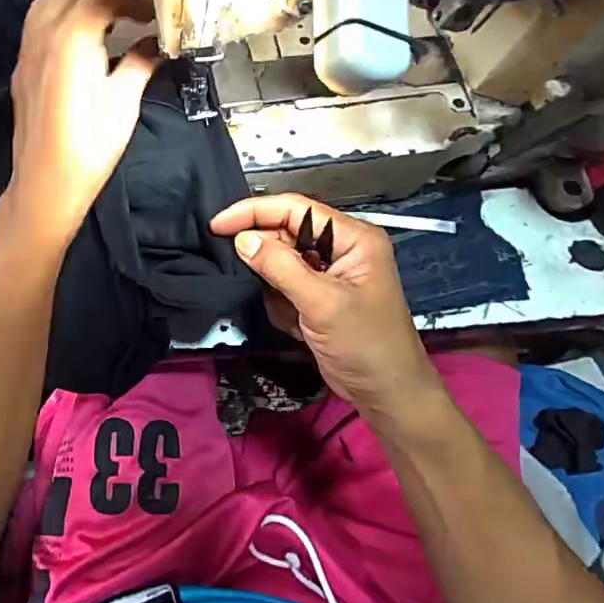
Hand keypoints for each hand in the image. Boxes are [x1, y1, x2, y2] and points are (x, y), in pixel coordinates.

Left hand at [0, 0, 159, 248]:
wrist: (44, 186)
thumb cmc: (87, 151)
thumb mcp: (124, 104)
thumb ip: (141, 62)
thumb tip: (156, 43)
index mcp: (70, 41)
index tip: (151, 13)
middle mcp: (42, 37)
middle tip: (130, 11)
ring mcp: (26, 52)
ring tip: (108, 21)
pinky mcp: (20, 68)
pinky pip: (37, 23)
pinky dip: (60, 17)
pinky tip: (82, 42)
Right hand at [210, 194, 441, 411]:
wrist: (386, 393)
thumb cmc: (366, 344)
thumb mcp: (322, 302)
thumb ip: (281, 266)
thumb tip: (242, 240)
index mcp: (352, 238)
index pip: (294, 209)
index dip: (253, 212)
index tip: (217, 225)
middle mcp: (339, 247)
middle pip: (283, 231)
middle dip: (262, 252)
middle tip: (236, 268)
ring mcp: (327, 271)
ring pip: (278, 259)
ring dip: (270, 282)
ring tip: (285, 308)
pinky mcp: (315, 293)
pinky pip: (280, 283)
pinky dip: (277, 300)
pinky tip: (294, 322)